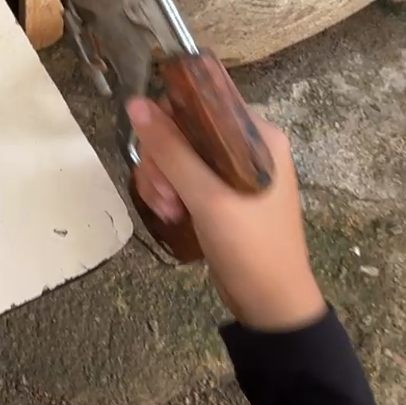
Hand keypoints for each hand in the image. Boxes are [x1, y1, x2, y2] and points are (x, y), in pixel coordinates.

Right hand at [126, 98, 325, 331]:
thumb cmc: (250, 244)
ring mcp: (229, 168)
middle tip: (166, 192)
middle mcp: (244, 144)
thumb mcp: (207, 196)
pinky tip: (170, 212)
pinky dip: (166, 190)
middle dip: (161, 159)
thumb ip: (170, 149)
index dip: (169, 122)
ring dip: (159, 179)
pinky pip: (177, 174)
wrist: (270, 302)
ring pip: (172, 152)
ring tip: (168, 208)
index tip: (159, 154)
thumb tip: (135, 102)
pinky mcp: (216, 190)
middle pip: (179, 128)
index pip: (199, 102)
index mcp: (256, 134)